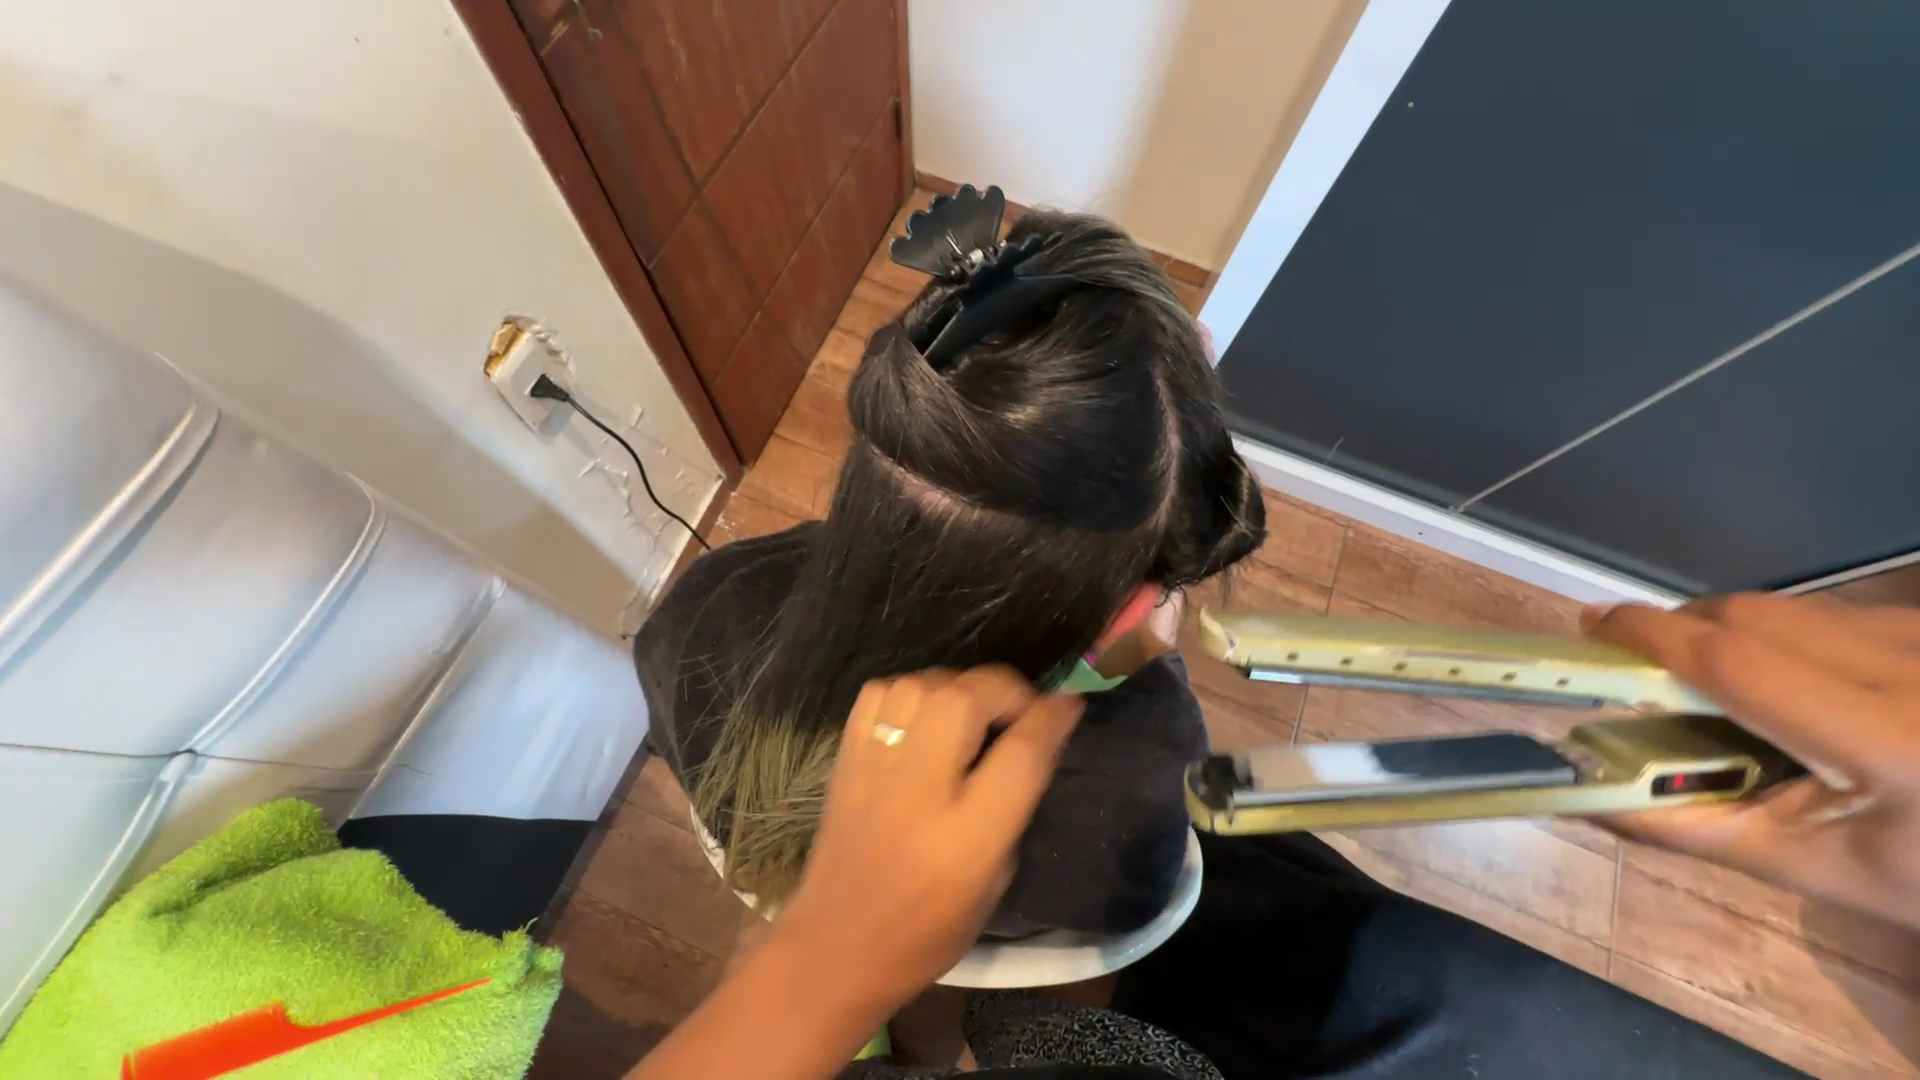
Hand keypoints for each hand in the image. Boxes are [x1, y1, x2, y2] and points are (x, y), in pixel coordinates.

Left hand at [768, 667, 1084, 1007]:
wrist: (837, 942)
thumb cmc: (929, 928)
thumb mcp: (995, 880)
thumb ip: (1015, 805)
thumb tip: (1034, 742)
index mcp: (967, 835)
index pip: (1021, 753)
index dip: (1053, 717)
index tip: (1069, 704)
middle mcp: (920, 789)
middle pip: (968, 698)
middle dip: (1006, 689)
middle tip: (1020, 707)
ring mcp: (875, 766)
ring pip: (924, 684)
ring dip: (959, 685)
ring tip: (972, 708)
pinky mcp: (845, 755)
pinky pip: (883, 691)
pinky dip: (911, 690)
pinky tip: (924, 714)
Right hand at [1584, 593, 1919, 929]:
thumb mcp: (1818, 869)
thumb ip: (1694, 826)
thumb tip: (1579, 791)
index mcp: (1893, 747)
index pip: (1739, 663)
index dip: (1652, 636)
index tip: (1590, 627)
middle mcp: (1918, 676)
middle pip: (1751, 616)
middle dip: (1679, 629)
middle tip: (1647, 665)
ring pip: (1787, 607)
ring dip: (1728, 631)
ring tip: (1729, 686)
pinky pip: (1832, 611)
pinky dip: (1783, 635)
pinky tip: (1802, 682)